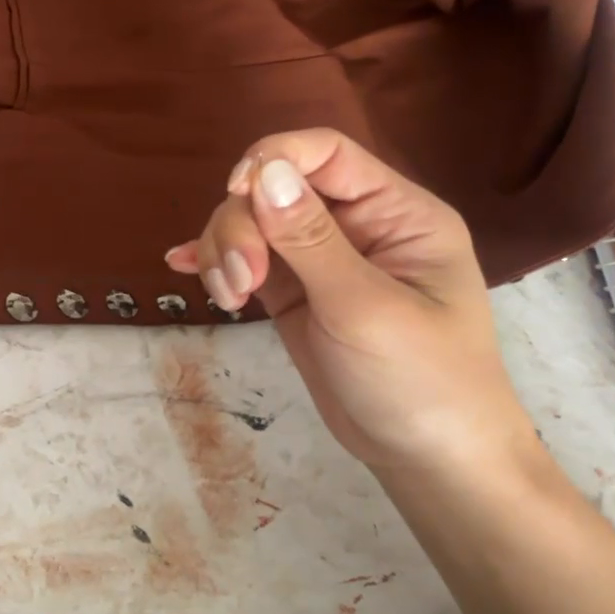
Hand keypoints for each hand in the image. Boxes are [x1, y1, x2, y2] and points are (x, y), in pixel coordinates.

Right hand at [164, 129, 535, 472]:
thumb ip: (310, 238)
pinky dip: (211, 262)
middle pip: (269, 189)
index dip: (271, 159)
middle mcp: (355, 225)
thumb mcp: (364, 307)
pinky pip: (239, 256)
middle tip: (238, 282)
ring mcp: (318, 257)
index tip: (233, 195)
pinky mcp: (289, 288)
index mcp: (397, 214)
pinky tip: (186, 271)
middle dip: (240, 229)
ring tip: (229, 299)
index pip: (324, 153)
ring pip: (246, 222)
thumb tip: (263, 170)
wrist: (428, 460)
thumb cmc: (422, 381)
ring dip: (224, 254)